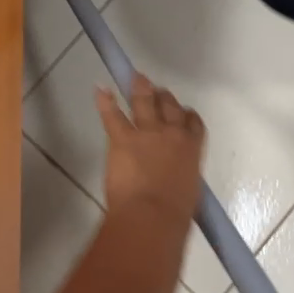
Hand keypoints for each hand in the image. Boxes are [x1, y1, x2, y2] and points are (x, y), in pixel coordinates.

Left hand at [96, 74, 205, 225]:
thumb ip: (183, 178)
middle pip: (170, 107)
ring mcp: (147, 133)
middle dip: (165, 98)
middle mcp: (173, 134)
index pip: (193, 123)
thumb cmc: (175, 213)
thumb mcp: (188, 192)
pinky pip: (113, 116)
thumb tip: (178, 181)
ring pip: (145, 103)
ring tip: (137, 78)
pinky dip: (105, 101)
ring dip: (141, 89)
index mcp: (192, 149)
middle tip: (158, 91)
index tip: (182, 113)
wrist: (152, 215)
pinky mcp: (123, 138)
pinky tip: (100, 90)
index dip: (186, 115)